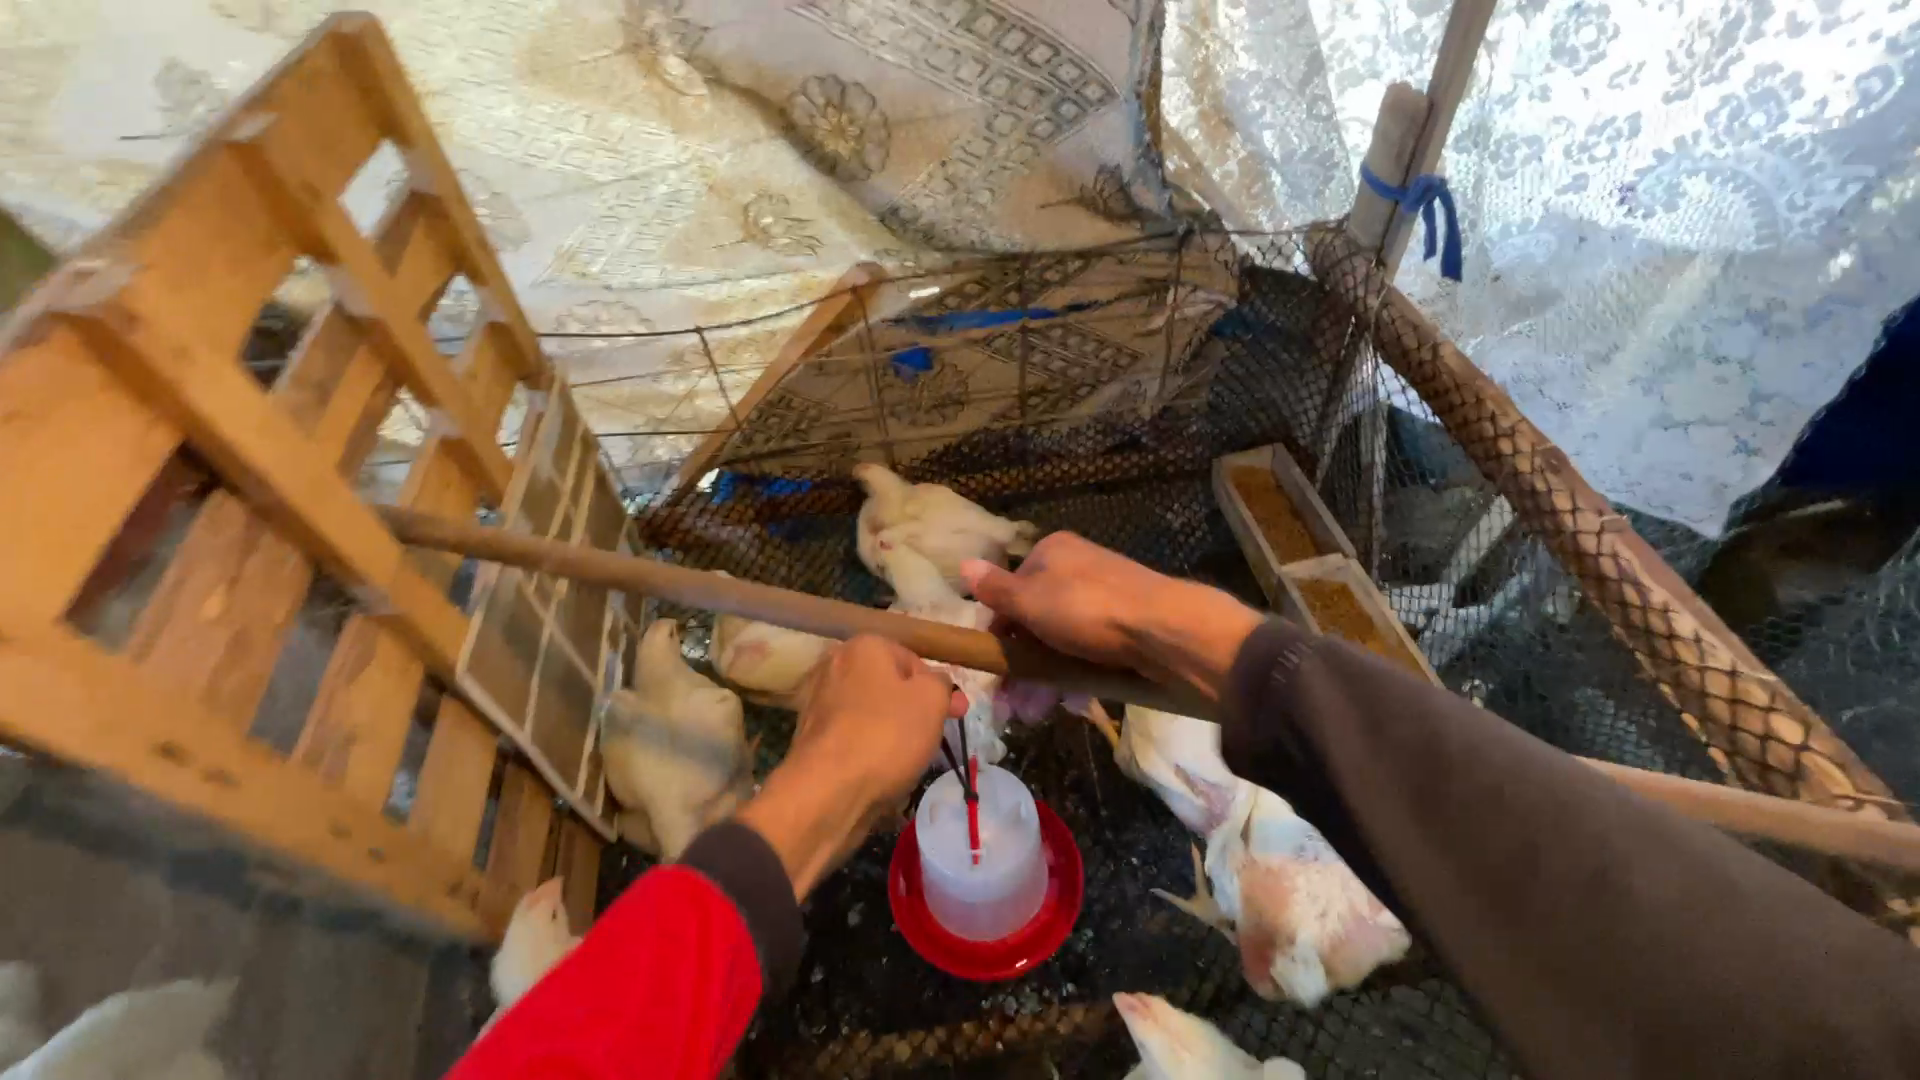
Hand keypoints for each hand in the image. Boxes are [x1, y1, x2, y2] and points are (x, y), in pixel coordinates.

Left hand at [736, 635, 962, 897]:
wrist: (828, 791)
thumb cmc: (886, 735)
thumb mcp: (932, 700)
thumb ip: (941, 684)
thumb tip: (937, 683)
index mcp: (864, 646)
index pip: (913, 660)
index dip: (937, 688)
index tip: (954, 713)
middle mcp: (835, 664)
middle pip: (888, 685)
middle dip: (913, 708)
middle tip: (934, 735)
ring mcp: (817, 700)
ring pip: (869, 711)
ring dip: (891, 729)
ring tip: (908, 757)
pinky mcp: (809, 736)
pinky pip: (851, 735)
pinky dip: (867, 747)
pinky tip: (880, 768)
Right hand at [960, 532, 1261, 704]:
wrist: (1164, 630)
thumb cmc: (1086, 609)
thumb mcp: (1030, 599)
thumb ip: (996, 589)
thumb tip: (964, 564)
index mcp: (1050, 553)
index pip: (1009, 591)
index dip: (996, 632)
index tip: (991, 671)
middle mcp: (1075, 569)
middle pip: (1034, 620)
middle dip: (1020, 665)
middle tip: (1012, 706)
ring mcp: (1102, 598)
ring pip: (1059, 640)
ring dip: (1043, 678)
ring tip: (1035, 713)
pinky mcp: (1124, 626)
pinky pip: (1087, 651)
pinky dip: (1074, 675)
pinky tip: (1071, 701)